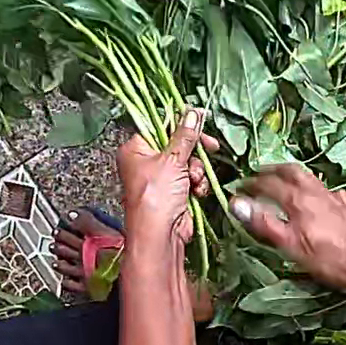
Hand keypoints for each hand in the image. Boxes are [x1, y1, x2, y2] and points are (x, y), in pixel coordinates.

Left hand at [119, 109, 216, 247]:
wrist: (160, 233)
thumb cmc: (156, 196)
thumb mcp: (172, 160)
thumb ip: (185, 135)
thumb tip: (193, 111)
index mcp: (136, 148)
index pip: (160, 126)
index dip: (181, 124)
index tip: (201, 121)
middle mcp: (146, 162)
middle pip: (177, 144)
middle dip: (194, 153)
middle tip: (210, 148)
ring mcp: (161, 178)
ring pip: (189, 162)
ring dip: (197, 170)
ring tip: (194, 180)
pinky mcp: (175, 191)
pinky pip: (192, 178)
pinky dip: (197, 183)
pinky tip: (197, 191)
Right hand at [229, 163, 345, 290]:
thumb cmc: (330, 259)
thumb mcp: (291, 246)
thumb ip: (265, 224)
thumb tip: (237, 204)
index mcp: (298, 199)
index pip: (268, 184)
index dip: (251, 184)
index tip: (239, 188)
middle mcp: (315, 192)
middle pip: (290, 171)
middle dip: (271, 170)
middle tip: (258, 174)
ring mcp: (332, 197)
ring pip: (308, 177)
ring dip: (291, 174)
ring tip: (282, 179)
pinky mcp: (344, 206)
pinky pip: (324, 189)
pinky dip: (312, 187)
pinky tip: (314, 196)